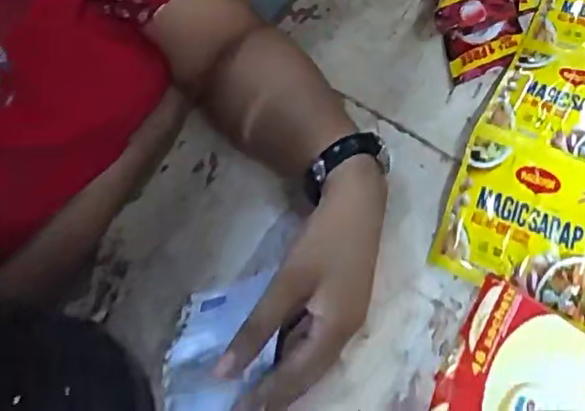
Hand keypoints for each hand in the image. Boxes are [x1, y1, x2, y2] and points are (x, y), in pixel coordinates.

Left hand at [218, 158, 384, 408]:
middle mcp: (347, 331)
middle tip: (238, 400)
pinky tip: (275, 343)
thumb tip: (224, 373)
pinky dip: (294, 345)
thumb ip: (259, 326)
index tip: (232, 410)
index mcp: (336, 332)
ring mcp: (350, 314)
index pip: (295, 380)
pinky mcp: (346, 298)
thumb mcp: (289, 280)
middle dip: (274, 389)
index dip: (263, 398)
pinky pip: (318, 336)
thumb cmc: (326, 237)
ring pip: (312, 355)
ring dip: (284, 368)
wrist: (360, 195)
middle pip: (307, 373)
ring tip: (250, 379)